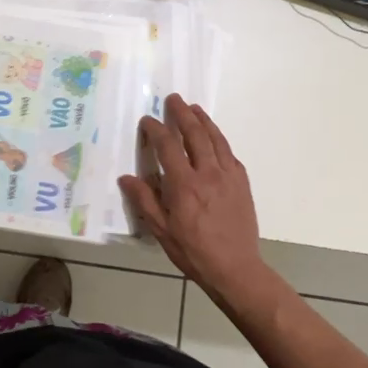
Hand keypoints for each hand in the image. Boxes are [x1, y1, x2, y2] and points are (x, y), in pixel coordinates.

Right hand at [119, 94, 267, 296]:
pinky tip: (215, 138)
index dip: (156, 129)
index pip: (168, 147)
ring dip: (204, 121)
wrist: (235, 268)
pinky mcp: (242, 183)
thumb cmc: (193, 252)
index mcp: (184, 184)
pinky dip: (220, 141)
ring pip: (216, 139)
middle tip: (174, 99)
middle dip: (182, 114)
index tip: (148, 120)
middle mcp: (208, 173)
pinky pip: (230, 154)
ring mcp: (228, 176)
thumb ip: (144, 200)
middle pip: (195, 134)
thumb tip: (126, 178)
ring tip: (195, 108)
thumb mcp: (161, 230)